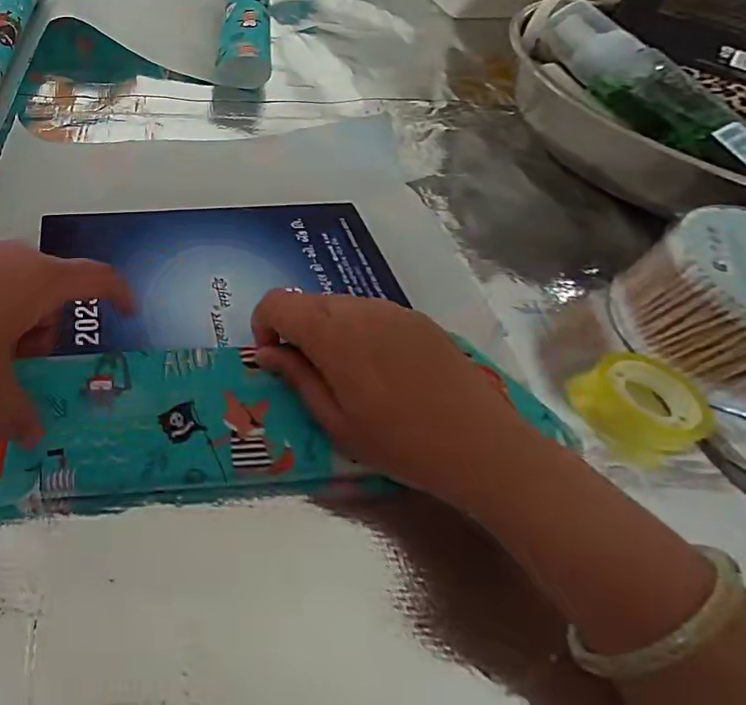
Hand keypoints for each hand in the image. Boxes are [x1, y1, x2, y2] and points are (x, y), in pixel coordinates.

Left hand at [0, 243, 134, 441]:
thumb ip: (17, 414)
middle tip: (22, 364)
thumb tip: (37, 438)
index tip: (128, 311)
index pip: (98, 278)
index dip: (119, 293)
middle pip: (54, 292)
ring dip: (17, 323)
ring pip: (21, 288)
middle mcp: (21, 258)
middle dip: (47, 330)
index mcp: (42, 281)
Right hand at [251, 290, 541, 510]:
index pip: (277, 303)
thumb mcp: (337, 422)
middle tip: (310, 374)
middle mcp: (359, 308)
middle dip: (296, 330)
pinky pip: (371, 312)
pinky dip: (359, 330)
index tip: (274, 359)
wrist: (481, 444)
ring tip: (349, 376)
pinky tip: (382, 371)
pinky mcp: (417, 318)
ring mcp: (391, 309)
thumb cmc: (400, 443)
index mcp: (332, 333)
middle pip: (308, 301)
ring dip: (328, 329)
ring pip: (340, 305)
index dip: (264, 325)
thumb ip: (297, 378)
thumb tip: (266, 353)